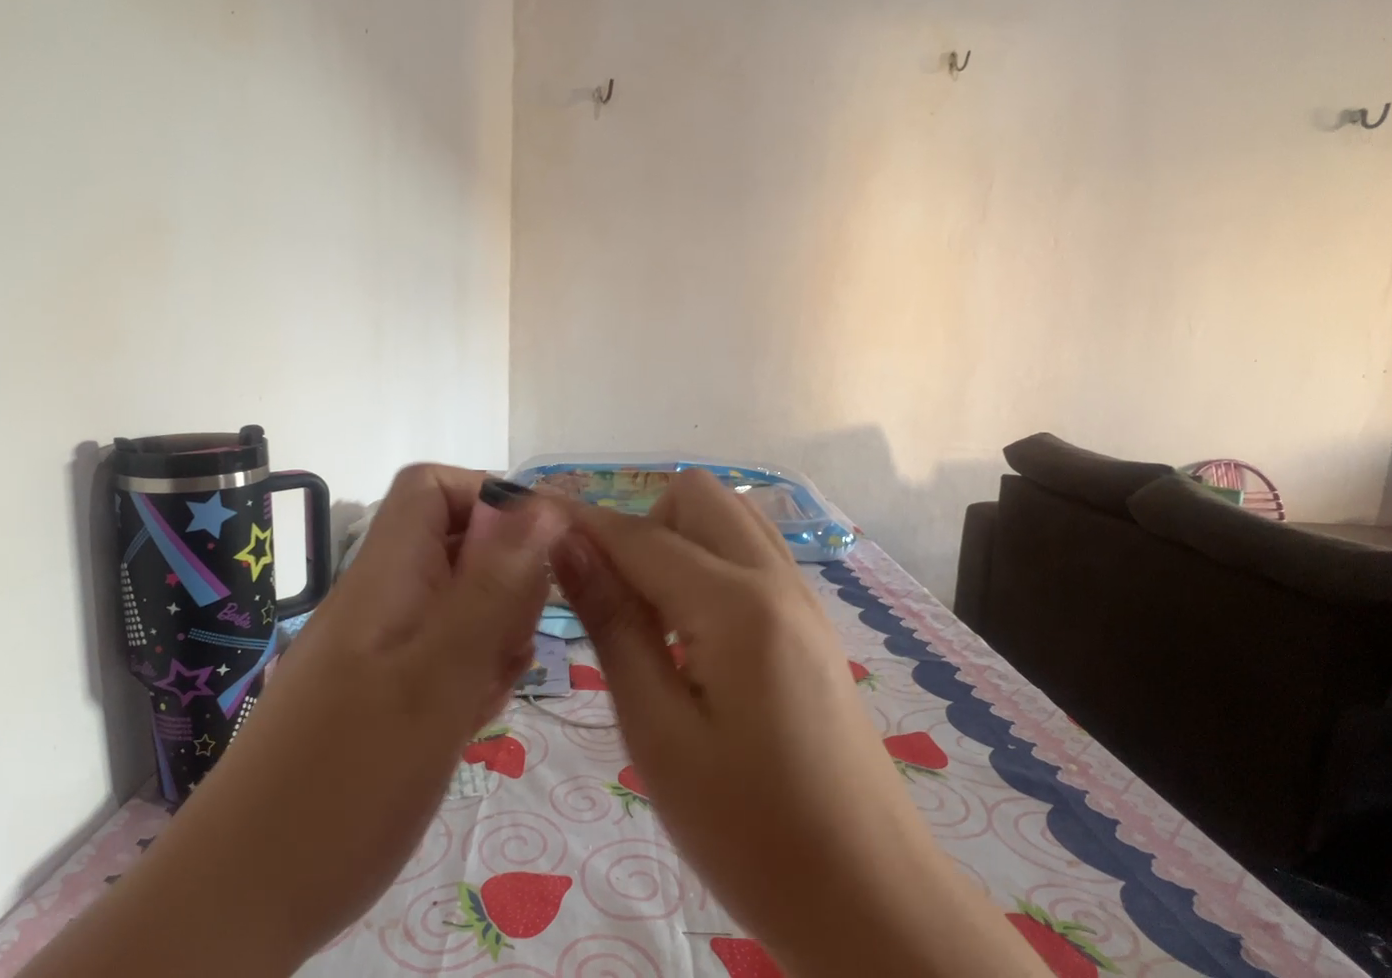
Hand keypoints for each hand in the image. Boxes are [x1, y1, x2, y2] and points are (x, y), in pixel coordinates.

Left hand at [20, 464, 565, 977]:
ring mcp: (377, 653)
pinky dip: (470, 679)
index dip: (491, 501)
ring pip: (458, 609)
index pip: (434, 489)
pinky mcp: (379, 700)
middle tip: (513, 647)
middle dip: (506, 584)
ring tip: (489, 694)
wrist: (244, 895)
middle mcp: (380, 603)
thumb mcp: (436, 680)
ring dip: (494, 638)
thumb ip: (491, 590)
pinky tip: (469, 725)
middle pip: (457, 548)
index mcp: (385, 578)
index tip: (541, 556)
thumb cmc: (346, 782)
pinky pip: (441, 662)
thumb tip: (541, 504)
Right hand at [550, 470, 1046, 977]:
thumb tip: (568, 546)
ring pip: (729, 520)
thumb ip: (613, 626)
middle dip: (639, 525)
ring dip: (677, 542)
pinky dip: (708, 567)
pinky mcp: (812, 627)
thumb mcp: (658, 734)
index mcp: (736, 604)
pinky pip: (752, 558)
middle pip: (696, 496)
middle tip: (606, 600)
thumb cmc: (749, 831)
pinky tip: (691, 639)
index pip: (639, 534)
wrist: (867, 895)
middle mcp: (776, 580)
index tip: (524, 522)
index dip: (577, 522)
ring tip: (647, 622)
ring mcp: (803, 600)